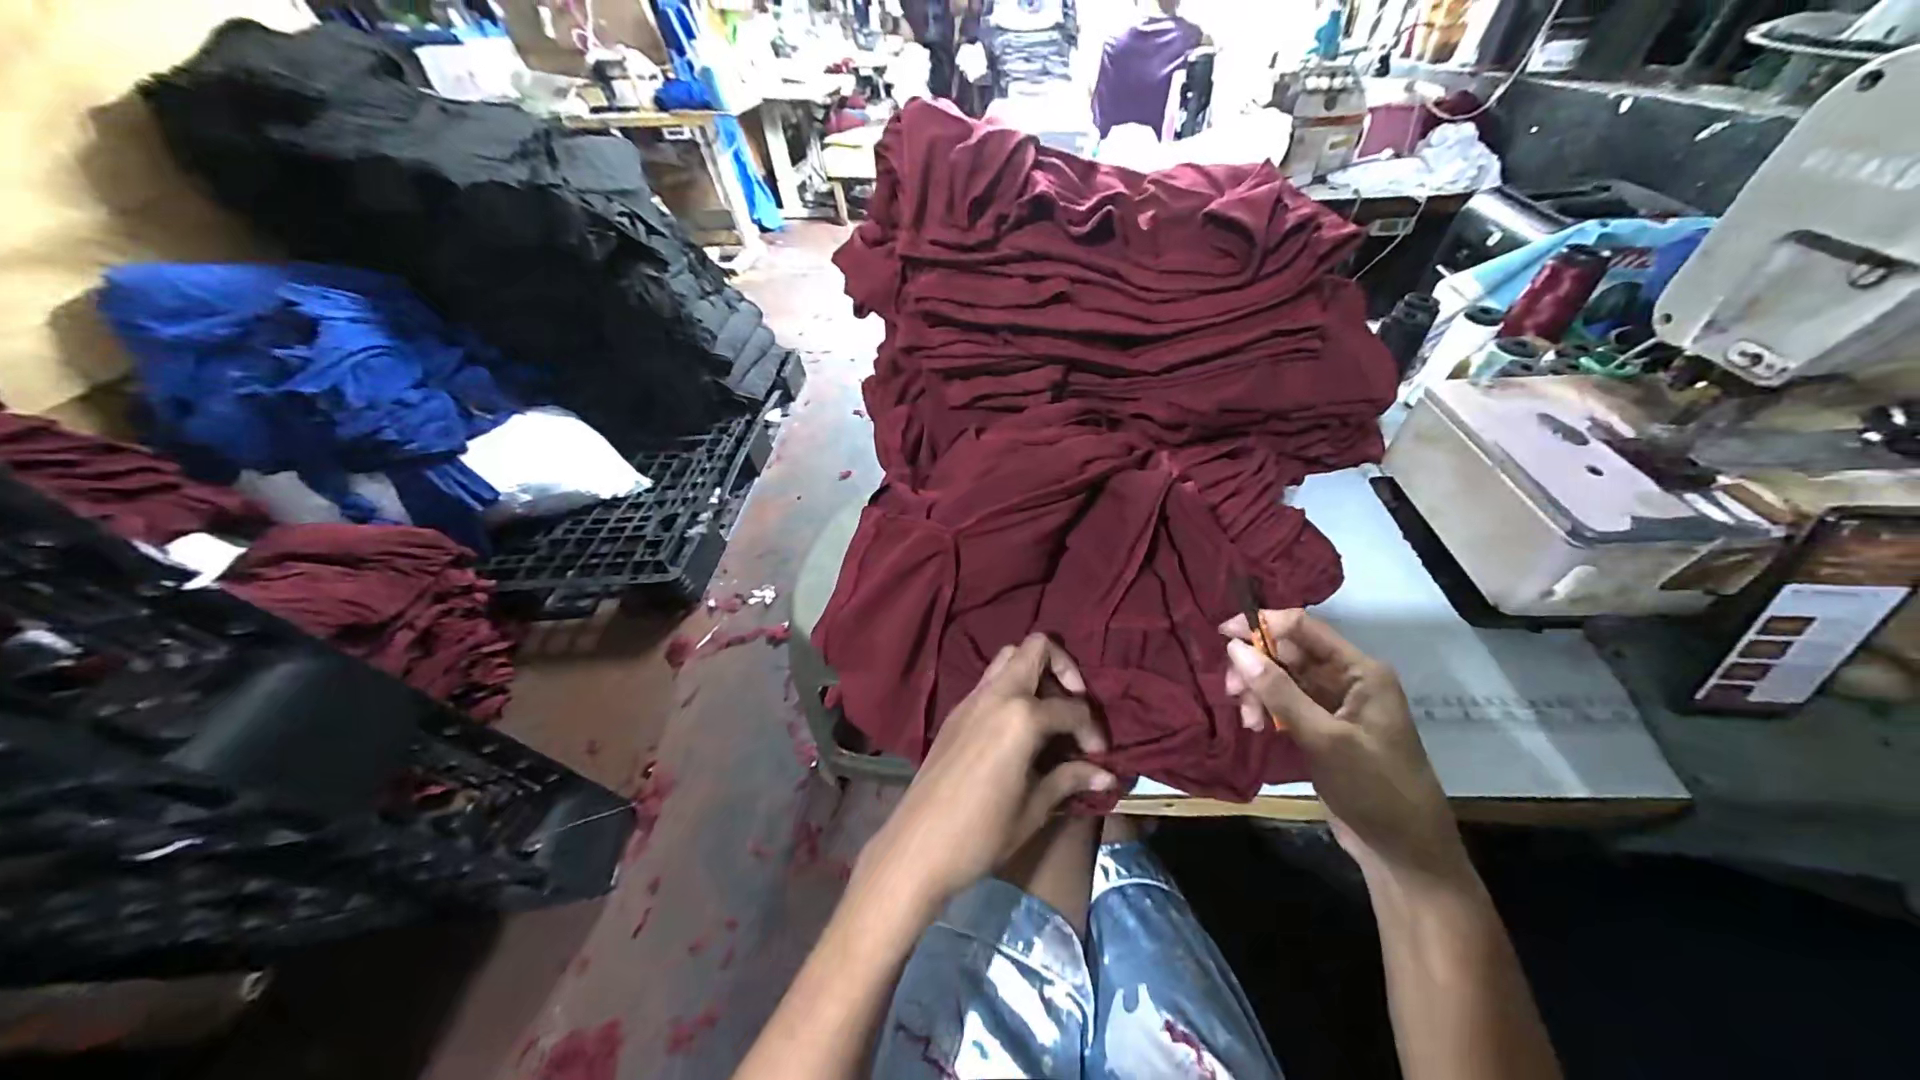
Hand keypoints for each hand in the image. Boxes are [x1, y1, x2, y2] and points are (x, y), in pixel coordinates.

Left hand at [856, 633, 1114, 909]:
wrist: (916, 846)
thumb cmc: (981, 833)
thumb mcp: (1033, 809)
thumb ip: (1069, 779)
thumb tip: (1106, 773)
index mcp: (1021, 717)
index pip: (1072, 709)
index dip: (1092, 732)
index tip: (1097, 759)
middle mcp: (996, 695)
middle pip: (1036, 648)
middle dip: (1064, 668)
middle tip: (1074, 704)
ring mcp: (971, 700)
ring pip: (1008, 658)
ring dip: (1035, 673)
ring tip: (1049, 713)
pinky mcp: (955, 713)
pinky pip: (990, 682)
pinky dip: (1012, 689)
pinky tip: (1020, 728)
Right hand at [1220, 610, 1467, 884]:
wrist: (1404, 852)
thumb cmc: (1374, 788)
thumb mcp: (1324, 738)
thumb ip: (1278, 691)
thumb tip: (1234, 648)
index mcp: (1359, 671)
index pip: (1303, 627)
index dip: (1262, 624)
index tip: (1222, 636)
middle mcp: (1346, 680)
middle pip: (1287, 652)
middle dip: (1255, 666)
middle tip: (1231, 692)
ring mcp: (1332, 706)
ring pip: (1281, 679)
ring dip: (1257, 691)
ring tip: (1248, 721)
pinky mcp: (1321, 729)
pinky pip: (1284, 704)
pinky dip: (1265, 710)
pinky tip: (1256, 728)